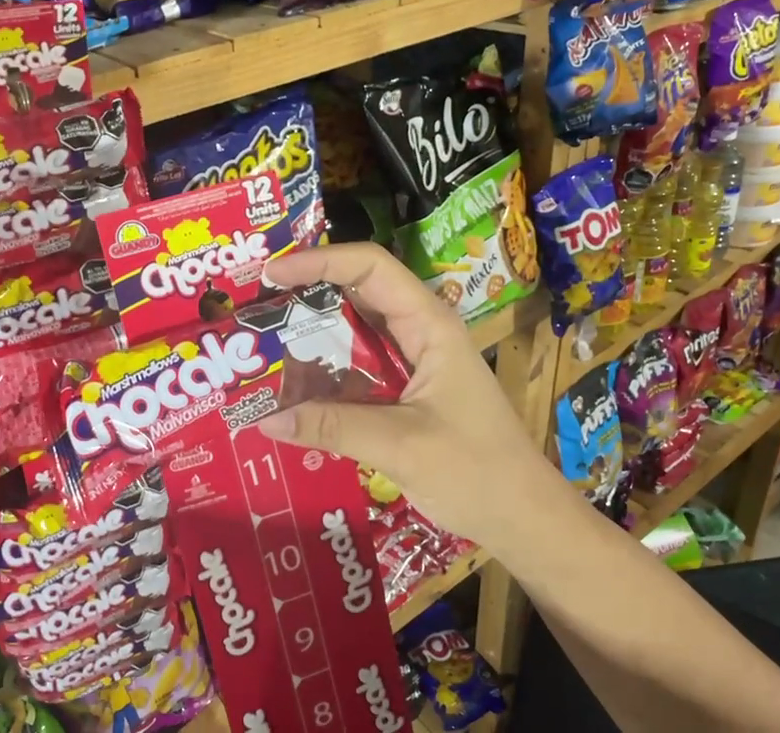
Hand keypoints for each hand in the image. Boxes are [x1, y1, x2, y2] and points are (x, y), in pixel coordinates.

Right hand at [257, 243, 544, 541]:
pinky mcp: (404, 389)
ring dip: (310, 331)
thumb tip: (264, 419)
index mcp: (429, 325)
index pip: (370, 267)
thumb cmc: (477, 472)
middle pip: (356, 290)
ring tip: (261, 339)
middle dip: (305, 289)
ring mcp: (412, 360)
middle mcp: (419, 331)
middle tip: (254, 303)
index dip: (319, 260)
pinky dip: (321, 369)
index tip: (271, 273)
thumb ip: (333, 427)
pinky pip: (355, 366)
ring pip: (353, 329)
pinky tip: (289, 385)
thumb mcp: (402, 446)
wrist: (525, 520)